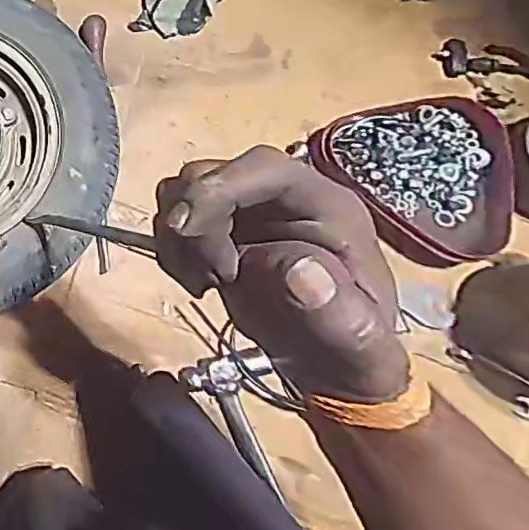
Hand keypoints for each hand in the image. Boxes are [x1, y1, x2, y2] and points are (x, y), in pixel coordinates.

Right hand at [154, 146, 407, 402]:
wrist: (328, 362)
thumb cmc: (350, 345)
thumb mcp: (357, 338)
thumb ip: (335, 308)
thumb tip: (301, 272)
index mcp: (323, 203)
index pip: (261, 167)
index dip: (216, 189)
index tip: (185, 229)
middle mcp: (277, 194)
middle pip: (208, 174)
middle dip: (196, 226)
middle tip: (215, 279)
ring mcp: (243, 207)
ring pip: (181, 192)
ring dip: (179, 240)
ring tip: (208, 283)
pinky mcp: (216, 226)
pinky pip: (172, 218)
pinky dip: (173, 250)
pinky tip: (199, 282)